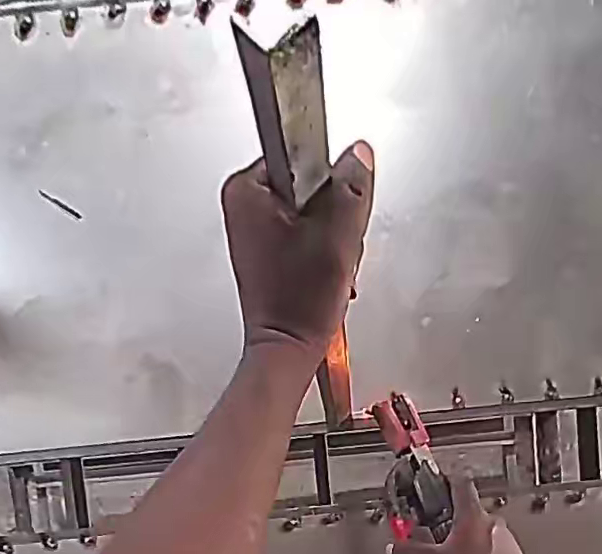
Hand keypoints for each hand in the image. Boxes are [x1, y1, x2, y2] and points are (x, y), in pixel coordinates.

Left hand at [221, 141, 375, 361]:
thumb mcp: (338, 237)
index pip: (304, 158)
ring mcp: (254, 233)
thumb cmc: (299, 304)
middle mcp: (243, 207)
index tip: (336, 217)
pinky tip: (322, 275)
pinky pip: (304, 238)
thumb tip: (359, 155)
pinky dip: (321, 255)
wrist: (287, 350)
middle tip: (332, 250)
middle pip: (309, 189)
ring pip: (311, 216)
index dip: (333, 187)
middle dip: (333, 219)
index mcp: (246, 189)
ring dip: (330, 241)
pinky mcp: (267, 254)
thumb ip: (352, 189)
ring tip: (327, 268)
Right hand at [389, 479, 541, 553]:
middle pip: (470, 511)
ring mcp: (506, 539)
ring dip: (469, 540)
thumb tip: (396, 549)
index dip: (448, 479)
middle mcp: (492, 523)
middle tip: (439, 533)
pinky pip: (495, 549)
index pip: (461, 484)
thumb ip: (410, 553)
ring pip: (483, 531)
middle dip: (453, 521)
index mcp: (472, 516)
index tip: (442, 480)